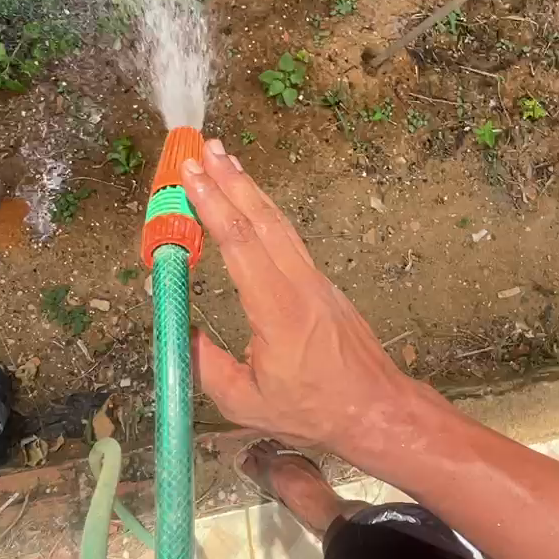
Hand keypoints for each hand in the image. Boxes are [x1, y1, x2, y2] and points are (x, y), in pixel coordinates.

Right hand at [181, 139, 441, 457]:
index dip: (213, 205)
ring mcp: (314, 279)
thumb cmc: (314, 409)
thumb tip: (182, 329)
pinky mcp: (321, 282)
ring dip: (250, 188)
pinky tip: (253, 201)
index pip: (241, 243)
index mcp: (278, 309)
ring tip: (225, 160)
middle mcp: (299, 283)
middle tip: (205, 149)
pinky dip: (266, 211)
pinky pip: (289, 237)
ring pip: (279, 223)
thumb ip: (207, 365)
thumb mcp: (246, 403)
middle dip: (231, 180)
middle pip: (262, 219)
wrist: (376, 406)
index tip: (192, 175)